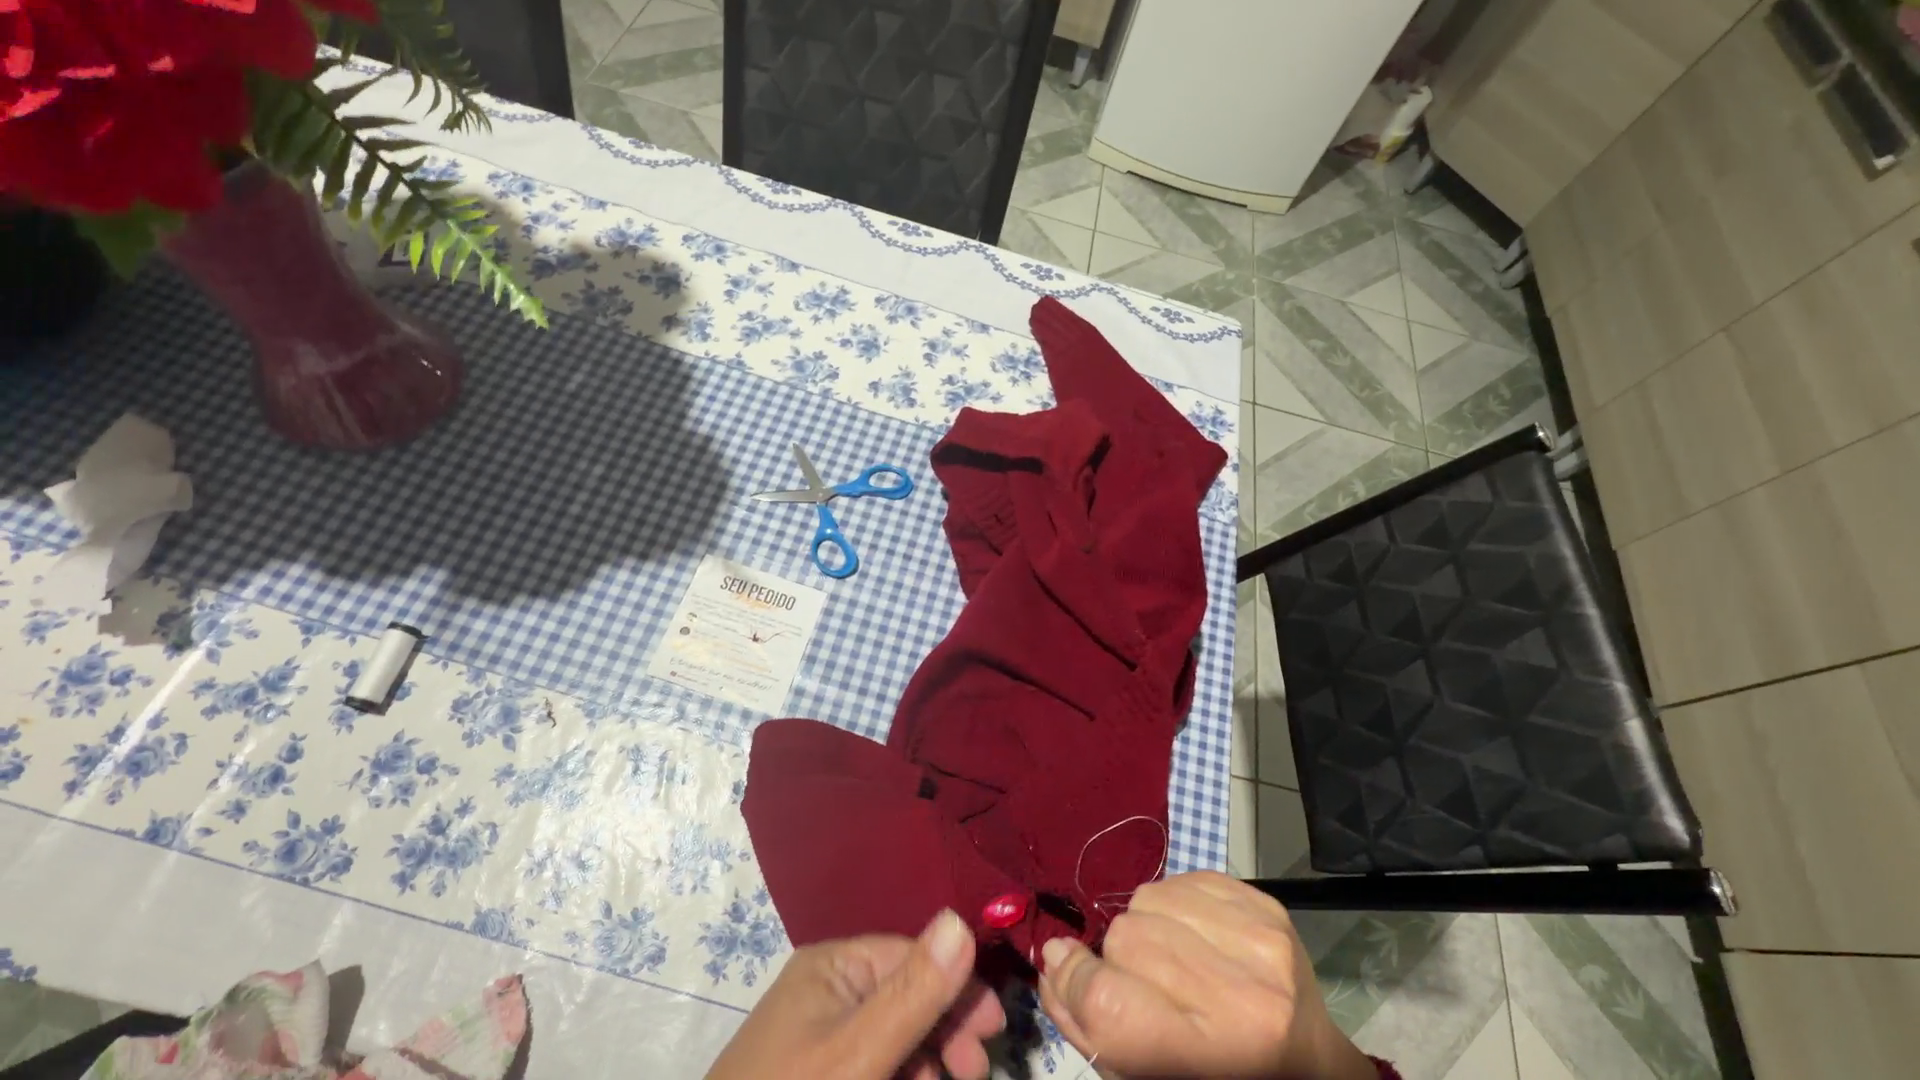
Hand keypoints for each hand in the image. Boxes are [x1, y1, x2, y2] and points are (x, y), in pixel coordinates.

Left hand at [704, 909, 1006, 1079]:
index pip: (915, 957)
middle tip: (975, 1070)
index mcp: (835, 965)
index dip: (959, 988)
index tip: (995, 1030)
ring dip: (931, 1055)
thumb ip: (912, 992)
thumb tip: (961, 918)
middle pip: (908, 994)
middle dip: (948, 1027)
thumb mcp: (859, 1051)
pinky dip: (904, 1070)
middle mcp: (830, 987)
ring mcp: (824, 1031)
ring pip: (897, 1031)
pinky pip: (875, 1056)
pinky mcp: (823, 1066)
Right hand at [1038, 871, 1376, 1079]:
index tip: (1069, 974)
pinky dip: (1172, 903)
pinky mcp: (1265, 905)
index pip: (1107, 998)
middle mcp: (1243, 995)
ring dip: (1143, 925)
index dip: (1074, 981)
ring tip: (1169, 958)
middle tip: (1139, 984)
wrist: (1307, 1067)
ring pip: (1148, 899)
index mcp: (1210, 1054)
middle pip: (1126, 938)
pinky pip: (1183, 878)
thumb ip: (1085, 1022)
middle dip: (1116, 958)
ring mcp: (1260, 942)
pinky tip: (1192, 935)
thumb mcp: (1140, 1076)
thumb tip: (1052, 957)